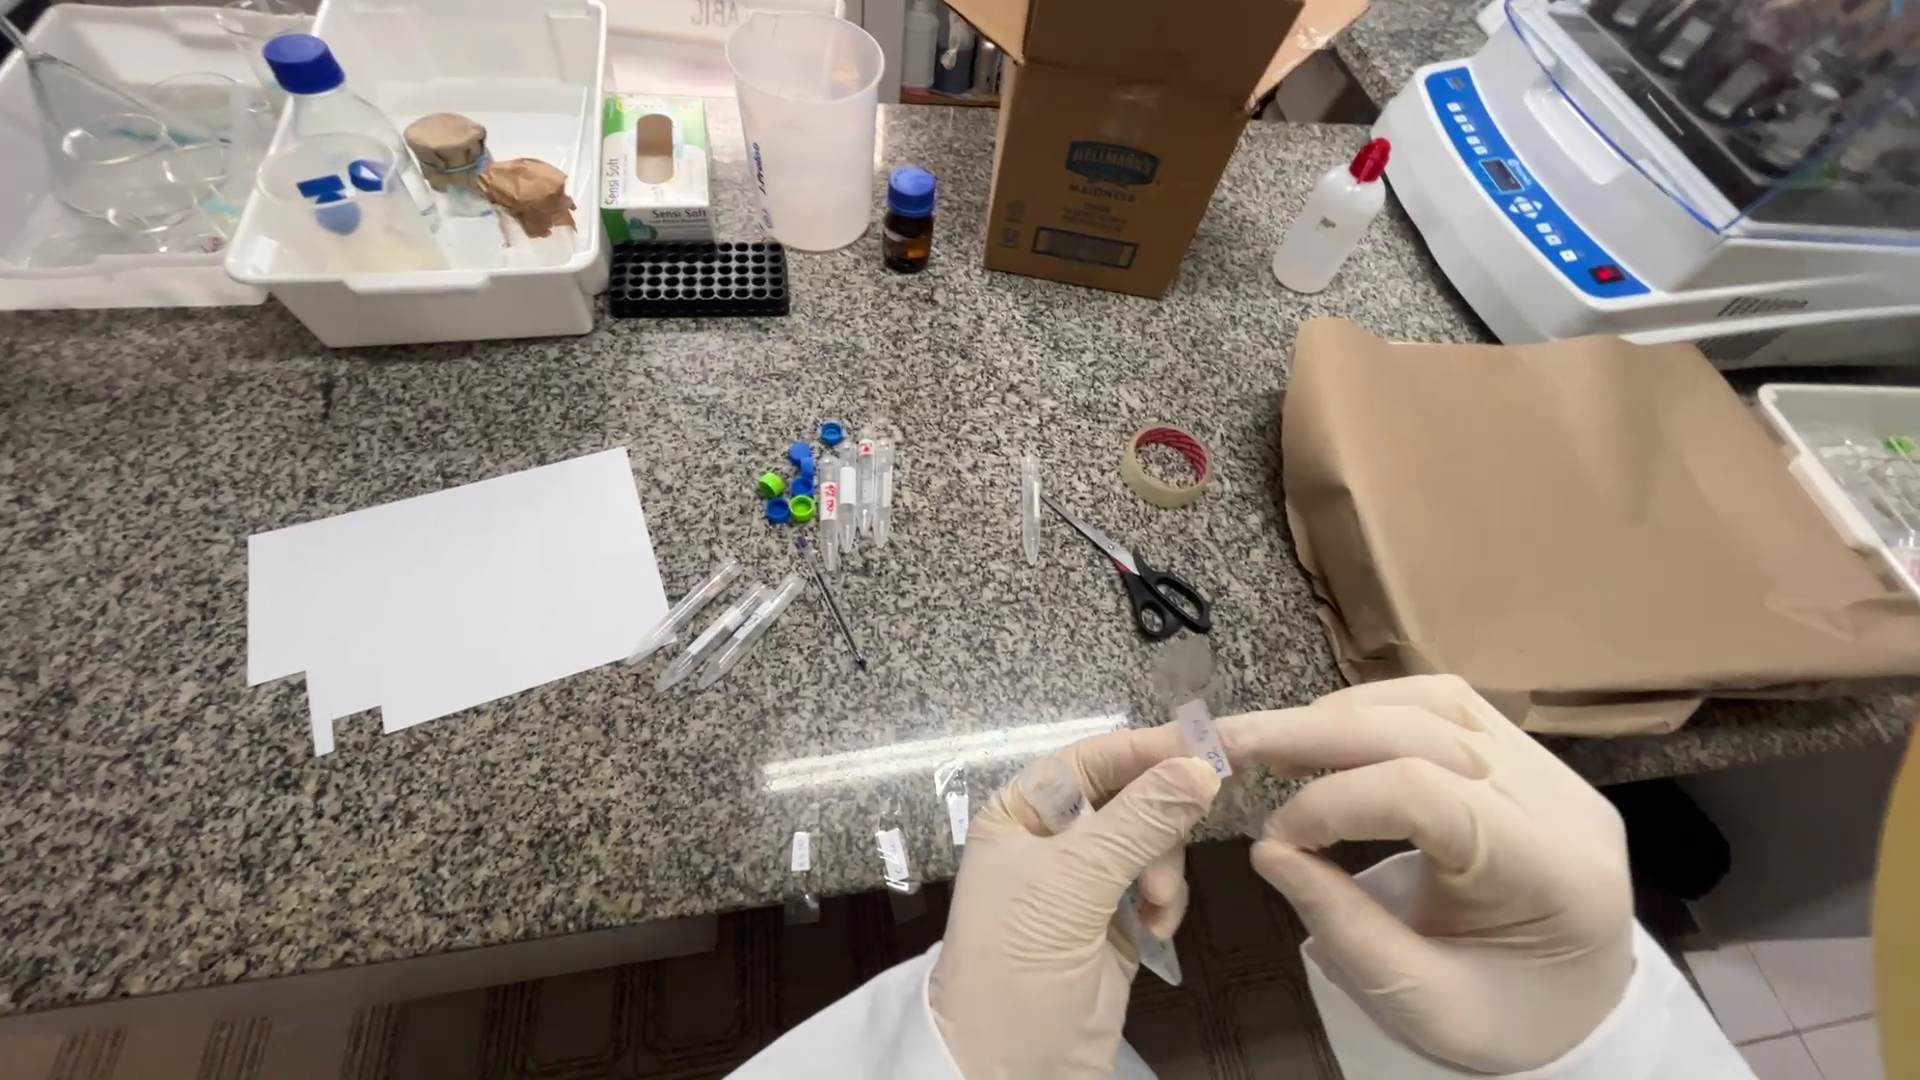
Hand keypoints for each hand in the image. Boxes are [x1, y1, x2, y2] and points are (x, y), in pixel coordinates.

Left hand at [929, 725, 1220, 1078]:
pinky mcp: (1111, 920)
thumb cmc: (1019, 959)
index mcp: (1020, 810)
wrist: (1008, 1074)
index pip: (1090, 760)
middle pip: (1125, 797)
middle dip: (1157, 817)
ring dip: (1161, 866)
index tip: (1208, 745)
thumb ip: (1139, 821)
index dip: (1146, 749)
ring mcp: (1082, 880)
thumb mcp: (1073, 881)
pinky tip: (1155, 927)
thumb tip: (1202, 766)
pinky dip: (1163, 900)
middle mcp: (1049, 836)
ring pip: (1147, 841)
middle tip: (1203, 812)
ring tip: (1154, 904)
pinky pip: (1154, 884)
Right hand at [1223, 675, 1634, 1072]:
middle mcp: (1557, 799)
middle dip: (1309, 732)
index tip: (1278, 839)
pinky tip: (1329, 734)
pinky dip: (1367, 707)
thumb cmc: (1509, 1013)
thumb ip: (1345, 930)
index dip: (1334, 803)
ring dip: (1337, 715)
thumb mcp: (1428, 1006)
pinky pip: (1435, 698)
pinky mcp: (1518, 748)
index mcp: (1553, 874)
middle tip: (1228, 743)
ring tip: (1275, 743)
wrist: (1581, 1000)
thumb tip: (1268, 850)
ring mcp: (1543, 763)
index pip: (1426, 795)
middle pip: (1418, 728)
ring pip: (1425, 700)